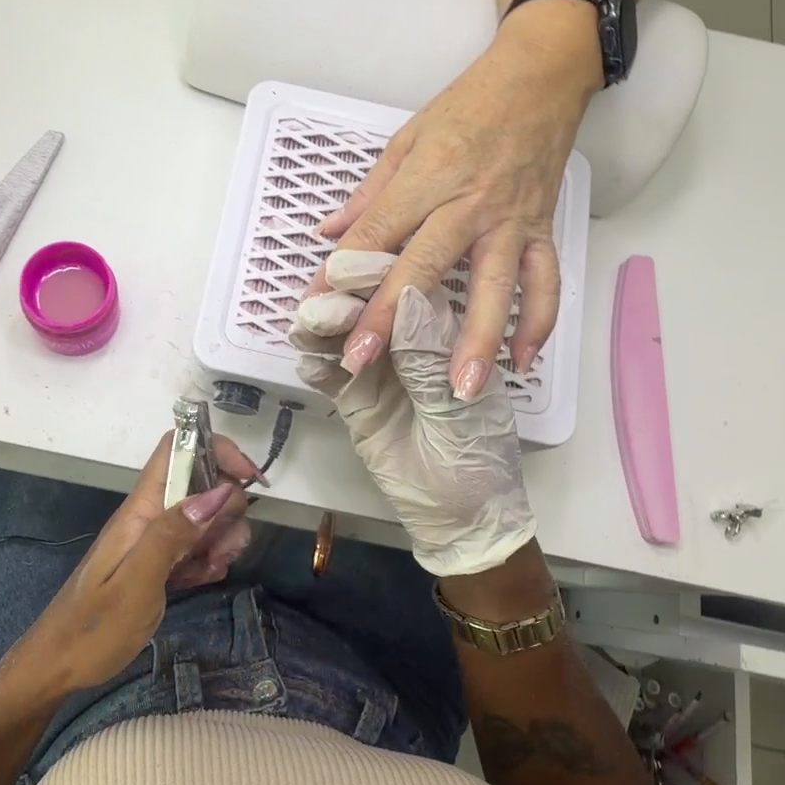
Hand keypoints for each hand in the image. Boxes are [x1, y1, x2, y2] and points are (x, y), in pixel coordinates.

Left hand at [4, 432, 259, 694]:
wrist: (60, 665)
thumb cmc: (94, 628)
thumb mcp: (137, 583)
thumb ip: (172, 535)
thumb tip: (215, 493)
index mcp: (140, 509)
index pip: (177, 449)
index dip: (216, 450)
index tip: (249, 478)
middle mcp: (150, 515)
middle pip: (203, 484)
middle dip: (228, 510)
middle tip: (220, 551)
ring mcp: (156, 540)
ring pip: (206, 518)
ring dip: (222, 540)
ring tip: (210, 571)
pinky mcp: (161, 563)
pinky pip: (197, 548)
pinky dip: (209, 560)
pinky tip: (201, 582)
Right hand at [294, 250, 535, 575]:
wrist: (460, 519)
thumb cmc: (477, 461)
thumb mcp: (460, 412)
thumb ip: (428, 360)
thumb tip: (407, 296)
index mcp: (444, 334)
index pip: (411, 287)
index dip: (383, 273)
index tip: (355, 265)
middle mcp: (406, 342)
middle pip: (369, 306)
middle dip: (344, 298)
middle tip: (322, 303)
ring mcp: (376, 369)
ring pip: (342, 335)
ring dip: (323, 327)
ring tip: (307, 328)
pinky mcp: (353, 399)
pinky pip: (328, 373)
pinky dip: (315, 362)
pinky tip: (307, 359)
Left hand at [317, 5, 599, 400]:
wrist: (540, 78)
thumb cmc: (467, 105)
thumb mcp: (406, 138)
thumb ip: (369, 193)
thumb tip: (329, 233)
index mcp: (427, 177)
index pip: (376, 233)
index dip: (341, 273)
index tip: (316, 312)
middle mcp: (469, 204)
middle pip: (426, 266)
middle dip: (392, 317)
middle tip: (364, 362)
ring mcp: (511, 221)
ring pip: (497, 286)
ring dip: (479, 340)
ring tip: (461, 389)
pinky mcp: (542, 229)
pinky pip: (546, 281)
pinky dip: (540, 323)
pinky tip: (522, 362)